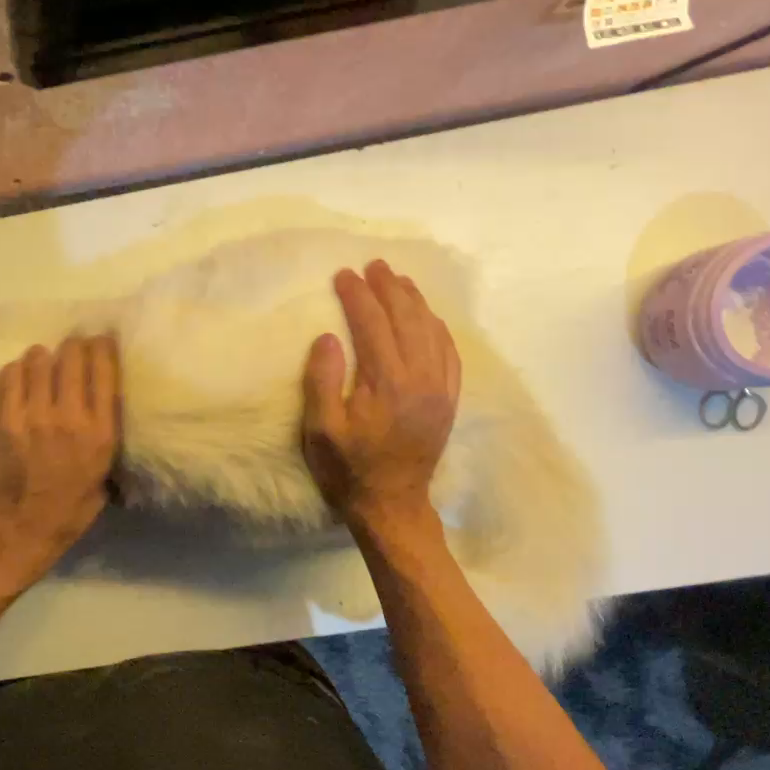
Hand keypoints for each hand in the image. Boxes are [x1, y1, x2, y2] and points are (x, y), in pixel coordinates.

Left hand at [0, 335, 121, 590]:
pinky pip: (10, 376)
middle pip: (73, 356)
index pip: (106, 371)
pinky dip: (15, 372)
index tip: (99, 341)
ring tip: (40, 365)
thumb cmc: (65, 515)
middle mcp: (72, 418)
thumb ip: (104, 448)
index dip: (102, 347)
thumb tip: (105, 423)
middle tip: (68, 350)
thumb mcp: (102, 484)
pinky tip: (18, 379)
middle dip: (72, 347)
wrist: (18, 531)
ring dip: (41, 358)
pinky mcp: (4, 421)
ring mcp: (35, 417)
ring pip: (39, 360)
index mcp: (102, 435)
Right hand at [302, 260, 460, 531]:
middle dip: (388, 288)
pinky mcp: (448, 398)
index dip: (358, 296)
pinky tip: (427, 317)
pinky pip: (448, 351)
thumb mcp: (320, 431)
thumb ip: (322, 381)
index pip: (372, 324)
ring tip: (398, 280)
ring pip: (431, 329)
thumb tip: (328, 337)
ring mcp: (439, 386)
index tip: (343, 275)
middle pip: (406, 318)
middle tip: (373, 266)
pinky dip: (436, 327)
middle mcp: (419, 377)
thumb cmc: (347, 469)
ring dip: (414, 301)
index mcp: (385, 382)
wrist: (391, 503)